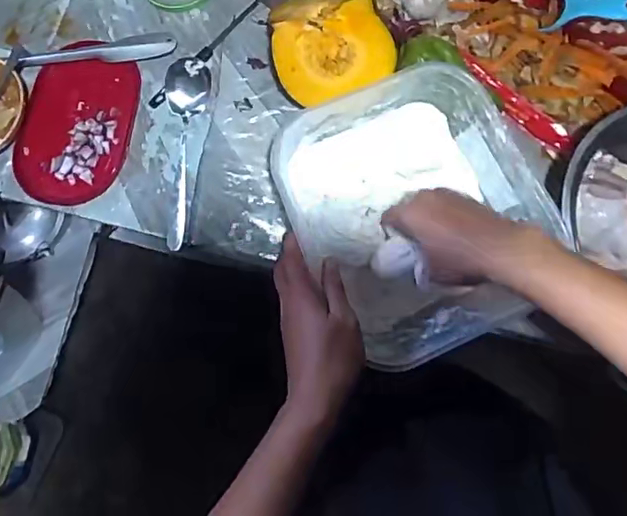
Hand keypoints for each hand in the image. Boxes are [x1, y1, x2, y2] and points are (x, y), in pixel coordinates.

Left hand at [273, 233, 361, 421]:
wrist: (312, 401)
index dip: (292, 241)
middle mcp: (287, 302)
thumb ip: (335, 289)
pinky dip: (298, 285)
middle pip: (281, 269)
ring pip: (284, 284)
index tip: (301, 226)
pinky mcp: (290, 331)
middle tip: (310, 241)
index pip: (289, 259)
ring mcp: (286, 318)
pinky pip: (290, 297)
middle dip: (291, 252)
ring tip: (316, 261)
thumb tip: (328, 261)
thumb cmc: (333, 359)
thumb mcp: (345, 321)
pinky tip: (316, 290)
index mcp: (299, 295)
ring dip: (294, 269)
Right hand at [381, 188, 552, 285]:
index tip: (398, 245)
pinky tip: (454, 227)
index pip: (387, 217)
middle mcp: (423, 196)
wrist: (500, 246)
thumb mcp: (431, 272)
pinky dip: (444, 212)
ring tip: (436, 232)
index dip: (390, 232)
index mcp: (409, 212)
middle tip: (416, 239)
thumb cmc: (460, 260)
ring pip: (426, 202)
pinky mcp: (462, 194)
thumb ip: (415, 263)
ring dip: (427, 214)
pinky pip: (444, 202)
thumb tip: (413, 262)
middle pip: (406, 206)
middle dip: (409, 220)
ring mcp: (443, 191)